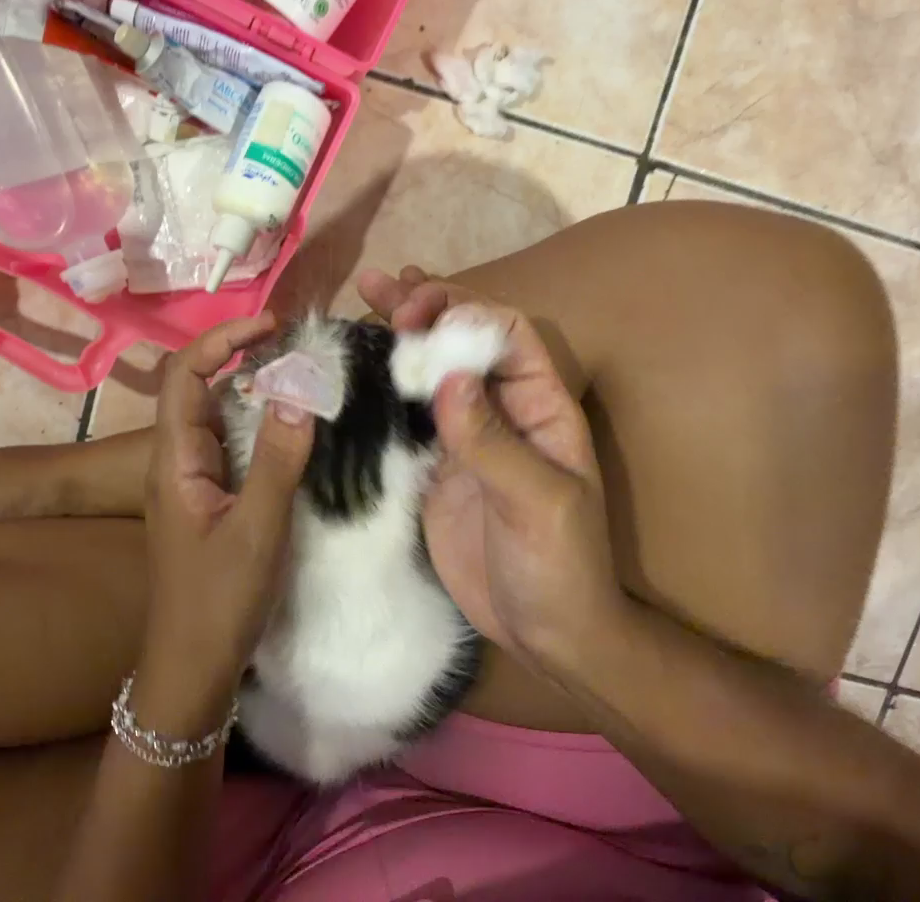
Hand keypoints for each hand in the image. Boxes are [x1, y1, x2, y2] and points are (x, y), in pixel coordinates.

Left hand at [140, 313, 314, 699]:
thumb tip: (299, 393)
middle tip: (301, 356)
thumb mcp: (258, 529)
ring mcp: (193, 484)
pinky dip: (262, 432)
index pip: (184, 376)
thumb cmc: (219, 601)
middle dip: (246, 361)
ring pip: (221, 421)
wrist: (192, 668)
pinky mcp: (210, 504)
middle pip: (202, 391)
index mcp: (175, 460)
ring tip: (306, 385)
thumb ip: (279, 461)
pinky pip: (234, 451)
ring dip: (257, 396)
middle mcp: (178, 462)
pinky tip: (296, 438)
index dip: (221, 339)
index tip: (271, 328)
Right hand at [358, 268, 626, 668]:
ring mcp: (464, 440)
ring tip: (366, 298)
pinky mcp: (434, 470)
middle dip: (426, 309)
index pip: (506, 336)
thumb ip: (492, 442)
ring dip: (402, 337)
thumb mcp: (538, 502)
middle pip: (462, 343)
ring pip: (431, 373)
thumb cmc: (562, 566)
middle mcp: (502, 412)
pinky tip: (358, 369)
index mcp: (541, 407)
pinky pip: (407, 419)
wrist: (546, 633)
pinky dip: (383, 390)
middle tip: (379, 286)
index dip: (465, 313)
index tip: (419, 315)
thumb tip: (446, 378)